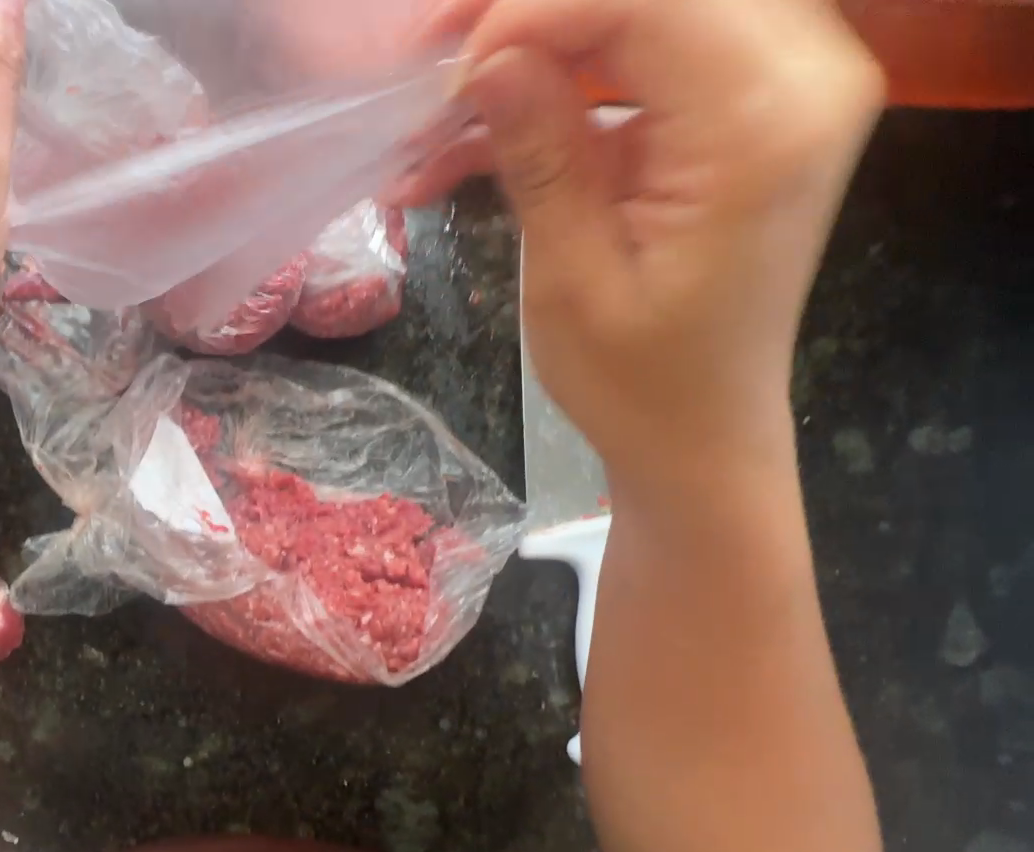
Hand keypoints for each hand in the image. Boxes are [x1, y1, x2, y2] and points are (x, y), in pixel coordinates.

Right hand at [416, 0, 883, 486]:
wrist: (698, 429)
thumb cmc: (635, 379)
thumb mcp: (571, 276)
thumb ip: (542, 153)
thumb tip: (486, 61)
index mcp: (761, 119)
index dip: (533, 15)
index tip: (447, 78)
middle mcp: (795, 74)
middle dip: (530, 19)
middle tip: (436, 69)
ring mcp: (772, 86)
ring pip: (641, 17)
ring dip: (534, 55)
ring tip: (438, 119)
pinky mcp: (732, 112)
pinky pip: (639, 62)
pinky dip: (555, 91)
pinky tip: (474, 145)